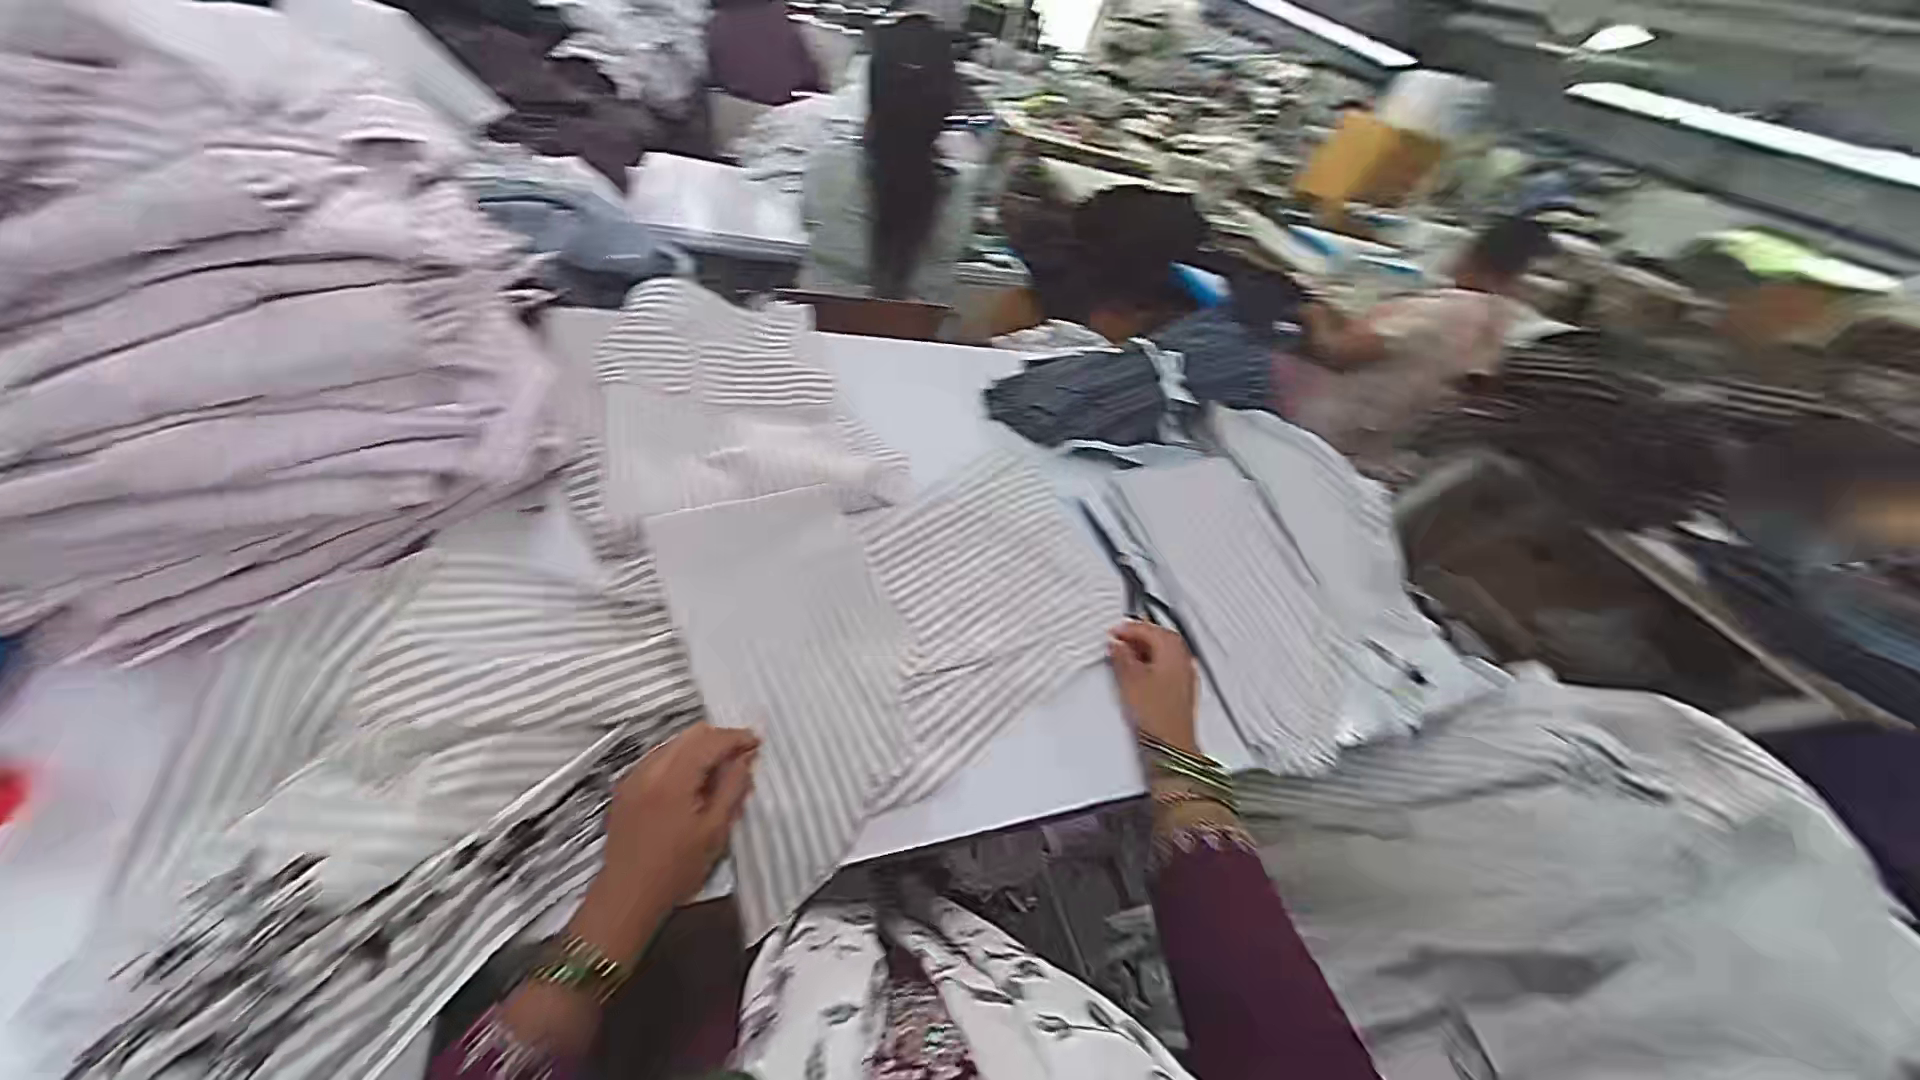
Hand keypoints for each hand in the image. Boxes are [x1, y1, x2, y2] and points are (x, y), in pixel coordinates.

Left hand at [604, 723, 760, 907]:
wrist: (626, 899)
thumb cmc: (674, 870)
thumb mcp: (715, 830)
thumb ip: (733, 787)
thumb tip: (745, 758)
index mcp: (672, 780)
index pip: (710, 741)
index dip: (737, 738)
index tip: (755, 743)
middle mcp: (649, 771)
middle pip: (691, 735)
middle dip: (719, 739)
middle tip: (741, 755)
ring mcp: (634, 778)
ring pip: (675, 742)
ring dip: (700, 747)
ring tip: (719, 769)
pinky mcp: (626, 789)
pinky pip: (659, 757)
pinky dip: (681, 758)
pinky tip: (692, 780)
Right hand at [1108, 621, 1198, 753]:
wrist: (1171, 744)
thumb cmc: (1157, 714)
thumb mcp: (1129, 679)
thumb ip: (1120, 656)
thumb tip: (1116, 645)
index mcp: (1173, 650)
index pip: (1149, 629)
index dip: (1128, 628)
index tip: (1113, 632)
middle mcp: (1183, 659)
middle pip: (1160, 637)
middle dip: (1139, 635)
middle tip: (1119, 639)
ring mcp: (1186, 675)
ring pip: (1164, 651)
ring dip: (1145, 648)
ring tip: (1126, 655)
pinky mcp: (1182, 690)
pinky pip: (1167, 666)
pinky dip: (1152, 662)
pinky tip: (1140, 672)